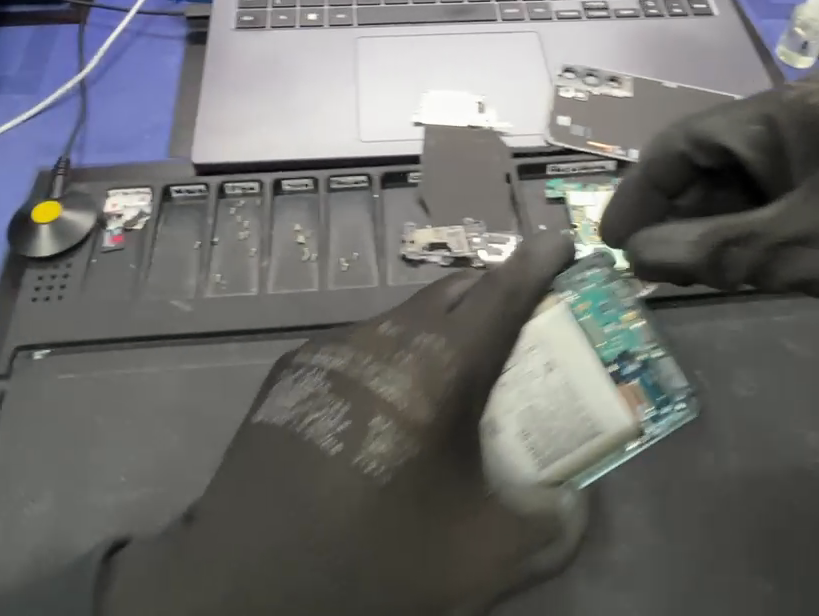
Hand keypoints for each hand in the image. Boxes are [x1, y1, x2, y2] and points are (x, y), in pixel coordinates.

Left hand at [102, 231, 586, 615]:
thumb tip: (573, 505)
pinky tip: (385, 407)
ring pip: (403, 317)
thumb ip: (545, 527)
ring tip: (452, 374)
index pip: (500, 292)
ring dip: (438, 329)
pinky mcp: (295, 367)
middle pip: (451, 293)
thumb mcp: (479, 558)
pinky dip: (391, 356)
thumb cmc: (374, 556)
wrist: (245, 580)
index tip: (559, 240)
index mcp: (436, 366)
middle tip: (517, 321)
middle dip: (490, 293)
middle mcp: (384, 337)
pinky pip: (360, 344)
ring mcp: (332, 347)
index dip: (536, 262)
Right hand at [600, 70, 818, 387]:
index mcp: (795, 108)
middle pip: (721, 159)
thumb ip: (712, 253)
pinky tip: (747, 265)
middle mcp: (815, 114)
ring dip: (720, 226)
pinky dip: (765, 231)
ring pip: (758, 183)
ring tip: (689, 272)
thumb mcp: (807, 251)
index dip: (643, 190)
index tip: (612, 240)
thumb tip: (635, 257)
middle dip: (681, 212)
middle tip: (649, 266)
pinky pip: (796, 199)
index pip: (690, 139)